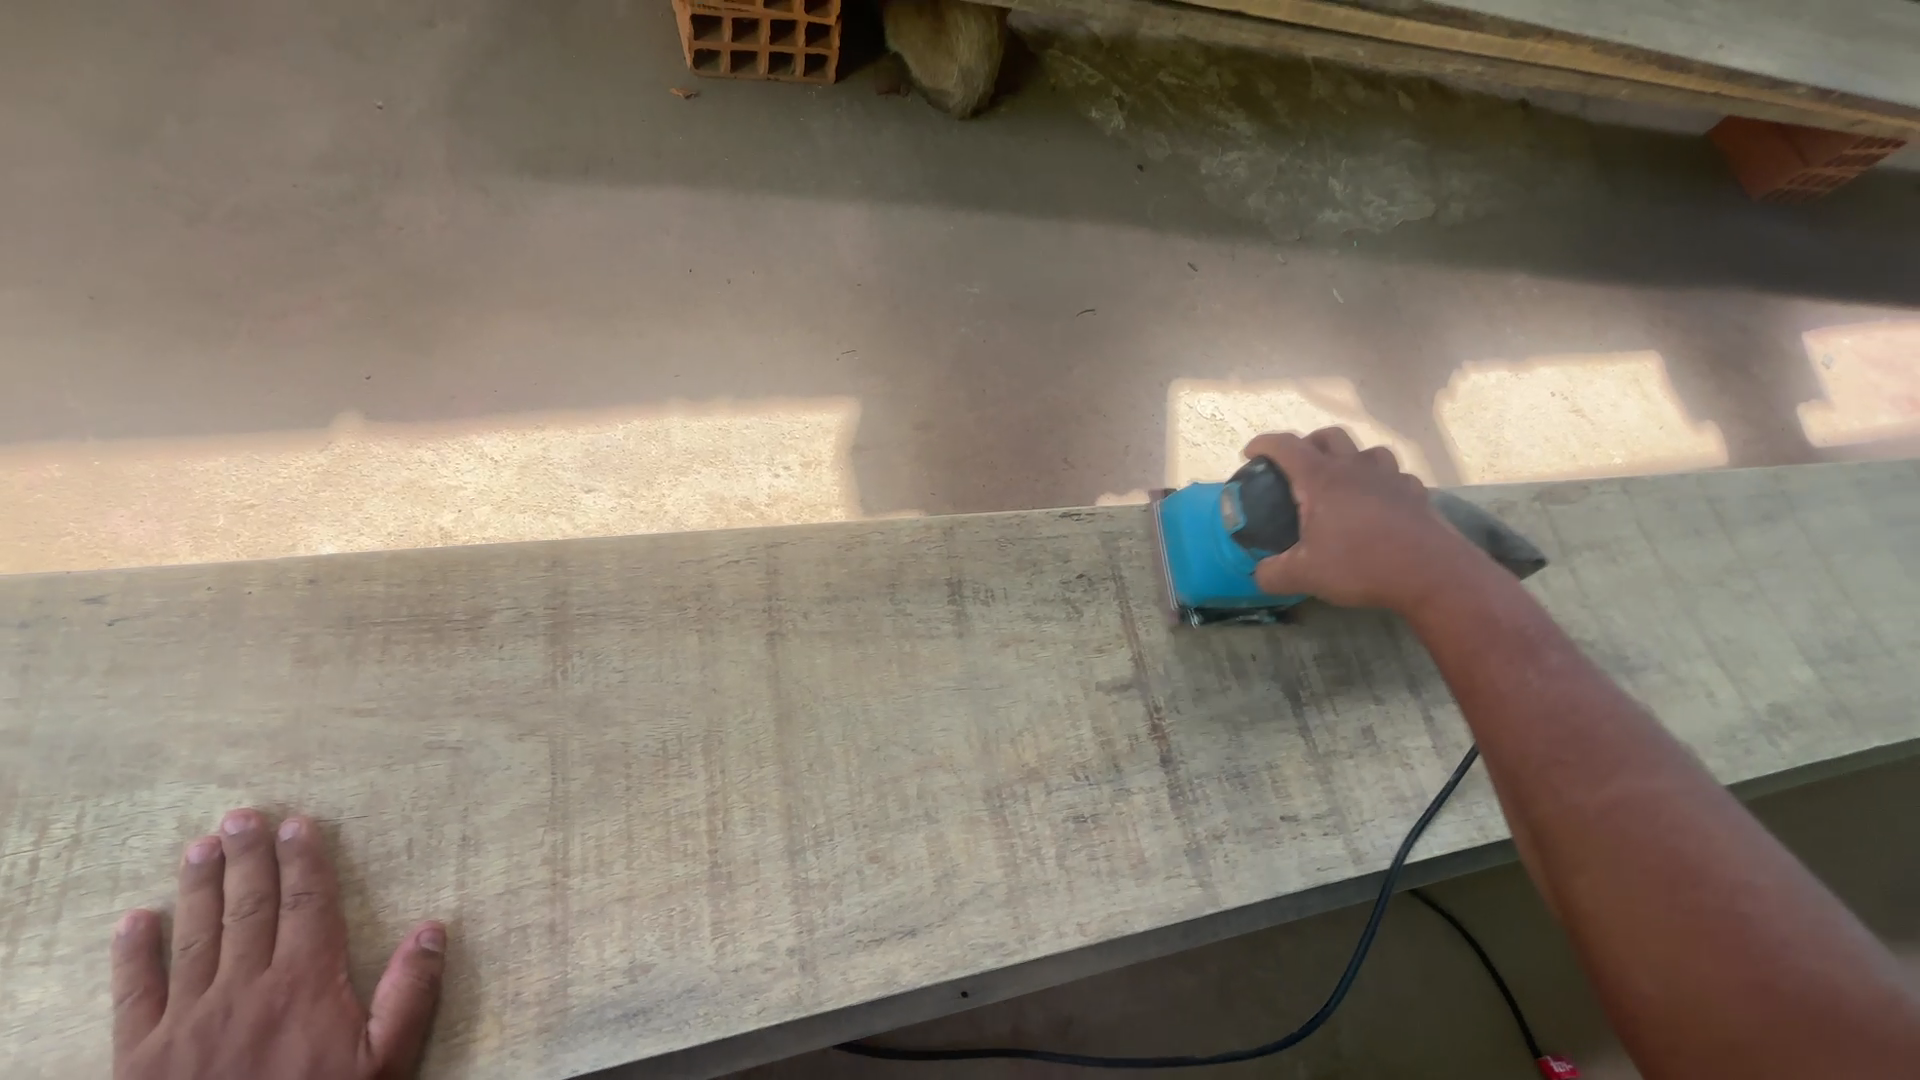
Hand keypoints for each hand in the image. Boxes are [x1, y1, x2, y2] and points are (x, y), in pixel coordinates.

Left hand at [112, 808, 445, 1079]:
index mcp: (306, 984)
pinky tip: (136, 919)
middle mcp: (245, 988)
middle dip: (248, 858)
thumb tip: (433, 927)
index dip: (305, 860)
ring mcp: (186, 1020)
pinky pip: (133, 994)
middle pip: (250, 907)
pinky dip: (133, 953)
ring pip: (195, 936)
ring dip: (199, 886)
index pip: (308, 904)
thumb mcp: (386, 1061)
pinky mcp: (137, 1056)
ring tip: (202, 845)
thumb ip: (410, 994)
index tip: (298, 824)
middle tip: (244, 814)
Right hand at [1243, 428, 1490, 615]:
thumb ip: (1272, 573)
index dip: (1263, 444)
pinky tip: (1379, 501)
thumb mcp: (1303, 576)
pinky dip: (1381, 482)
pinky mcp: (1416, 494)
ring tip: (1341, 478)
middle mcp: (1355, 469)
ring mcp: (1390, 478)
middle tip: (1296, 465)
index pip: (1286, 446)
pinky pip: (1395, 476)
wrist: (1432, 574)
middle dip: (1308, 443)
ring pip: (1367, 450)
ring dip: (1349, 457)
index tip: (1250, 453)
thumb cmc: (1361, 565)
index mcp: (1321, 479)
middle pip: (1329, 436)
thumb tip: (1258, 573)